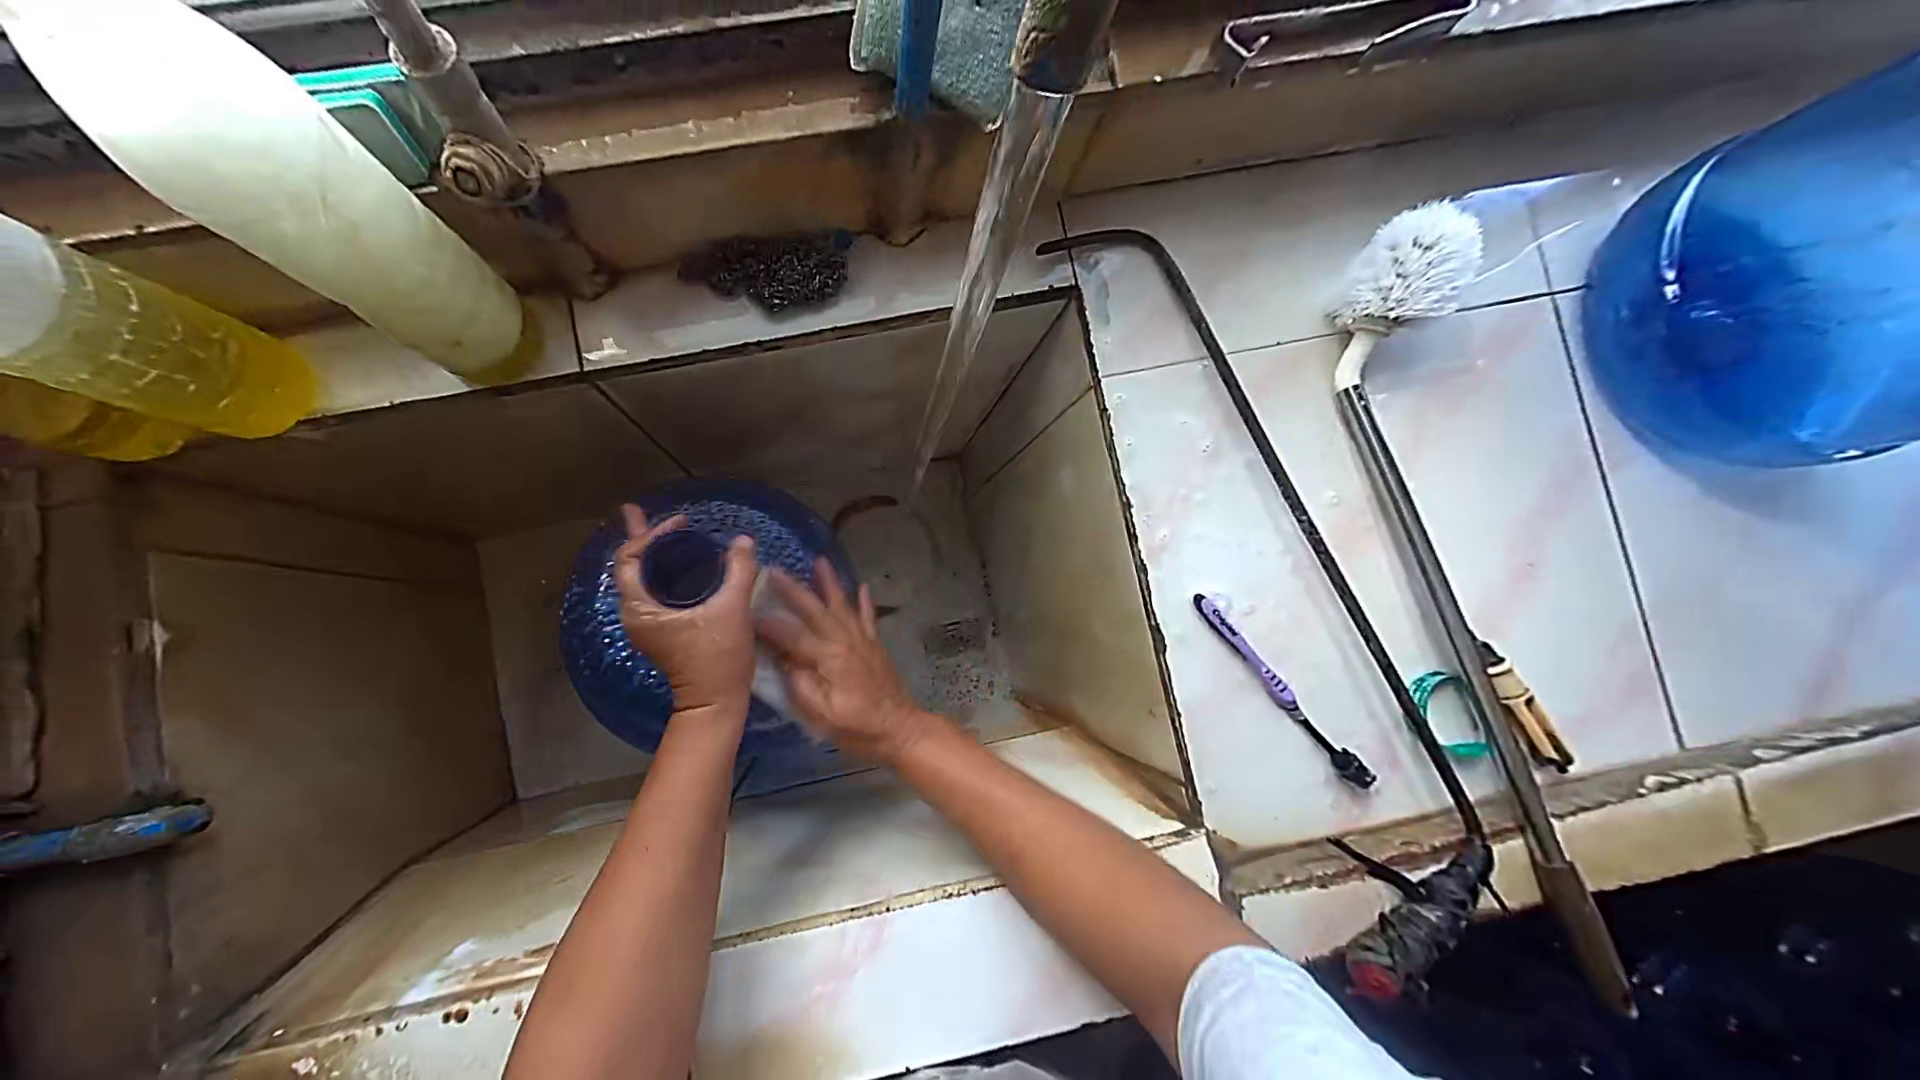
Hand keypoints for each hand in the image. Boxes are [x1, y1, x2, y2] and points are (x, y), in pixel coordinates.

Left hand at [612, 504, 756, 717]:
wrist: (717, 703)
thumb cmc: (718, 658)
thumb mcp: (732, 610)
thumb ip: (739, 571)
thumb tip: (743, 540)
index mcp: (641, 608)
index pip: (631, 559)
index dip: (651, 535)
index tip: (681, 524)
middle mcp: (637, 615)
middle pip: (631, 567)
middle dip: (640, 538)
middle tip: (638, 511)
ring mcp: (649, 625)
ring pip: (643, 580)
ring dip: (653, 555)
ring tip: (662, 534)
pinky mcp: (664, 632)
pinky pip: (656, 593)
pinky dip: (664, 573)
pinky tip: (681, 566)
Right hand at [756, 558, 938, 764]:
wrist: (899, 728)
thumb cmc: (858, 727)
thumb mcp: (822, 714)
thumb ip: (800, 684)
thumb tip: (783, 660)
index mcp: (828, 658)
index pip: (792, 635)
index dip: (768, 624)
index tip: (746, 610)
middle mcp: (846, 641)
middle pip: (816, 610)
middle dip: (794, 590)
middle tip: (775, 570)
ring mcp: (863, 641)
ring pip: (842, 605)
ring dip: (830, 583)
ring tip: (820, 561)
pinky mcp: (875, 646)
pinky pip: (868, 617)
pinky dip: (865, 601)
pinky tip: (862, 586)